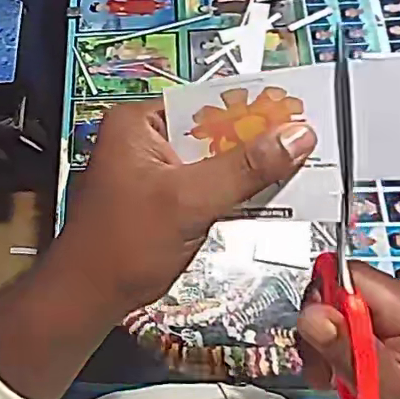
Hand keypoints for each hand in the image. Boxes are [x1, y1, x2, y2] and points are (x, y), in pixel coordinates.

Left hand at [0, 102, 315, 398]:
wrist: (90, 296)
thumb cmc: (126, 243)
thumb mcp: (189, 200)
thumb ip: (245, 168)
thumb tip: (299, 134)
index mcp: (138, 123)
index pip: (205, 103)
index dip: (253, 108)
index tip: (301, 113)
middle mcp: (142, 138)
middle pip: (212, 131)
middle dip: (256, 142)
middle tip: (309, 144)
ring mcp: (152, 169)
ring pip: (213, 160)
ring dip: (248, 169)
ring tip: (302, 168)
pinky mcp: (162, 197)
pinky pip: (206, 184)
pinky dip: (233, 191)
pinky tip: (270, 195)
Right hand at [297, 263, 399, 398]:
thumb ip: (348, 350)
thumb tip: (311, 312)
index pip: (352, 276)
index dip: (323, 303)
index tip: (319, 343)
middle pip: (347, 292)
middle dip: (326, 328)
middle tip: (324, 371)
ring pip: (348, 310)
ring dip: (332, 343)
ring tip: (336, 380)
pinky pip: (361, 326)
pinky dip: (346, 350)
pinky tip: (350, 378)